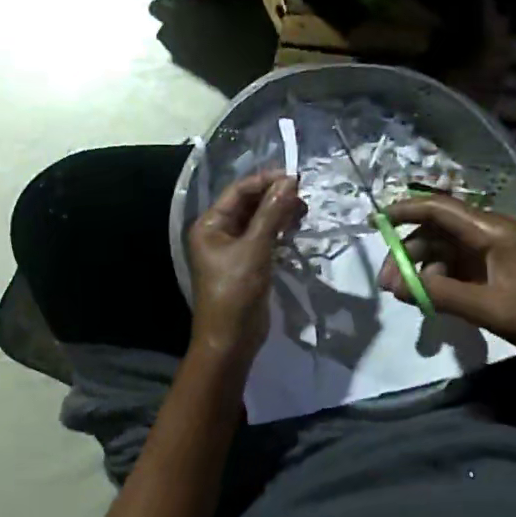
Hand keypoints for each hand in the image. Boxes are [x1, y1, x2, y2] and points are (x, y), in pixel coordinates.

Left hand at [187, 171, 305, 357]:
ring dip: (279, 212)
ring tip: (304, 210)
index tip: (295, 177)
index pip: (239, 191)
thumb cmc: (235, 291)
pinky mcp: (248, 262)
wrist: (231, 339)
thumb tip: (289, 182)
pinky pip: (264, 237)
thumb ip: (272, 214)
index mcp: (210, 224)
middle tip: (304, 195)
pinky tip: (296, 226)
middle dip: (275, 196)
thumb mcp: (254, 249)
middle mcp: (219, 232)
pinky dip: (279, 230)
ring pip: (259, 220)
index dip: (265, 181)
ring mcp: (233, 248)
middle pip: (249, 204)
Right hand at [379, 195, 515, 359]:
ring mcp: (495, 254)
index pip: (440, 208)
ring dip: (422, 268)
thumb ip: (440, 294)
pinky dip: (439, 279)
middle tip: (389, 283)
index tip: (376, 223)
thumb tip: (397, 286)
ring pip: (446, 250)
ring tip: (405, 295)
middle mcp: (491, 235)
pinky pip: (458, 267)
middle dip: (408, 252)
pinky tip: (429, 300)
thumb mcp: (488, 308)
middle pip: (438, 231)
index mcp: (491, 231)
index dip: (406, 210)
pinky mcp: (498, 272)